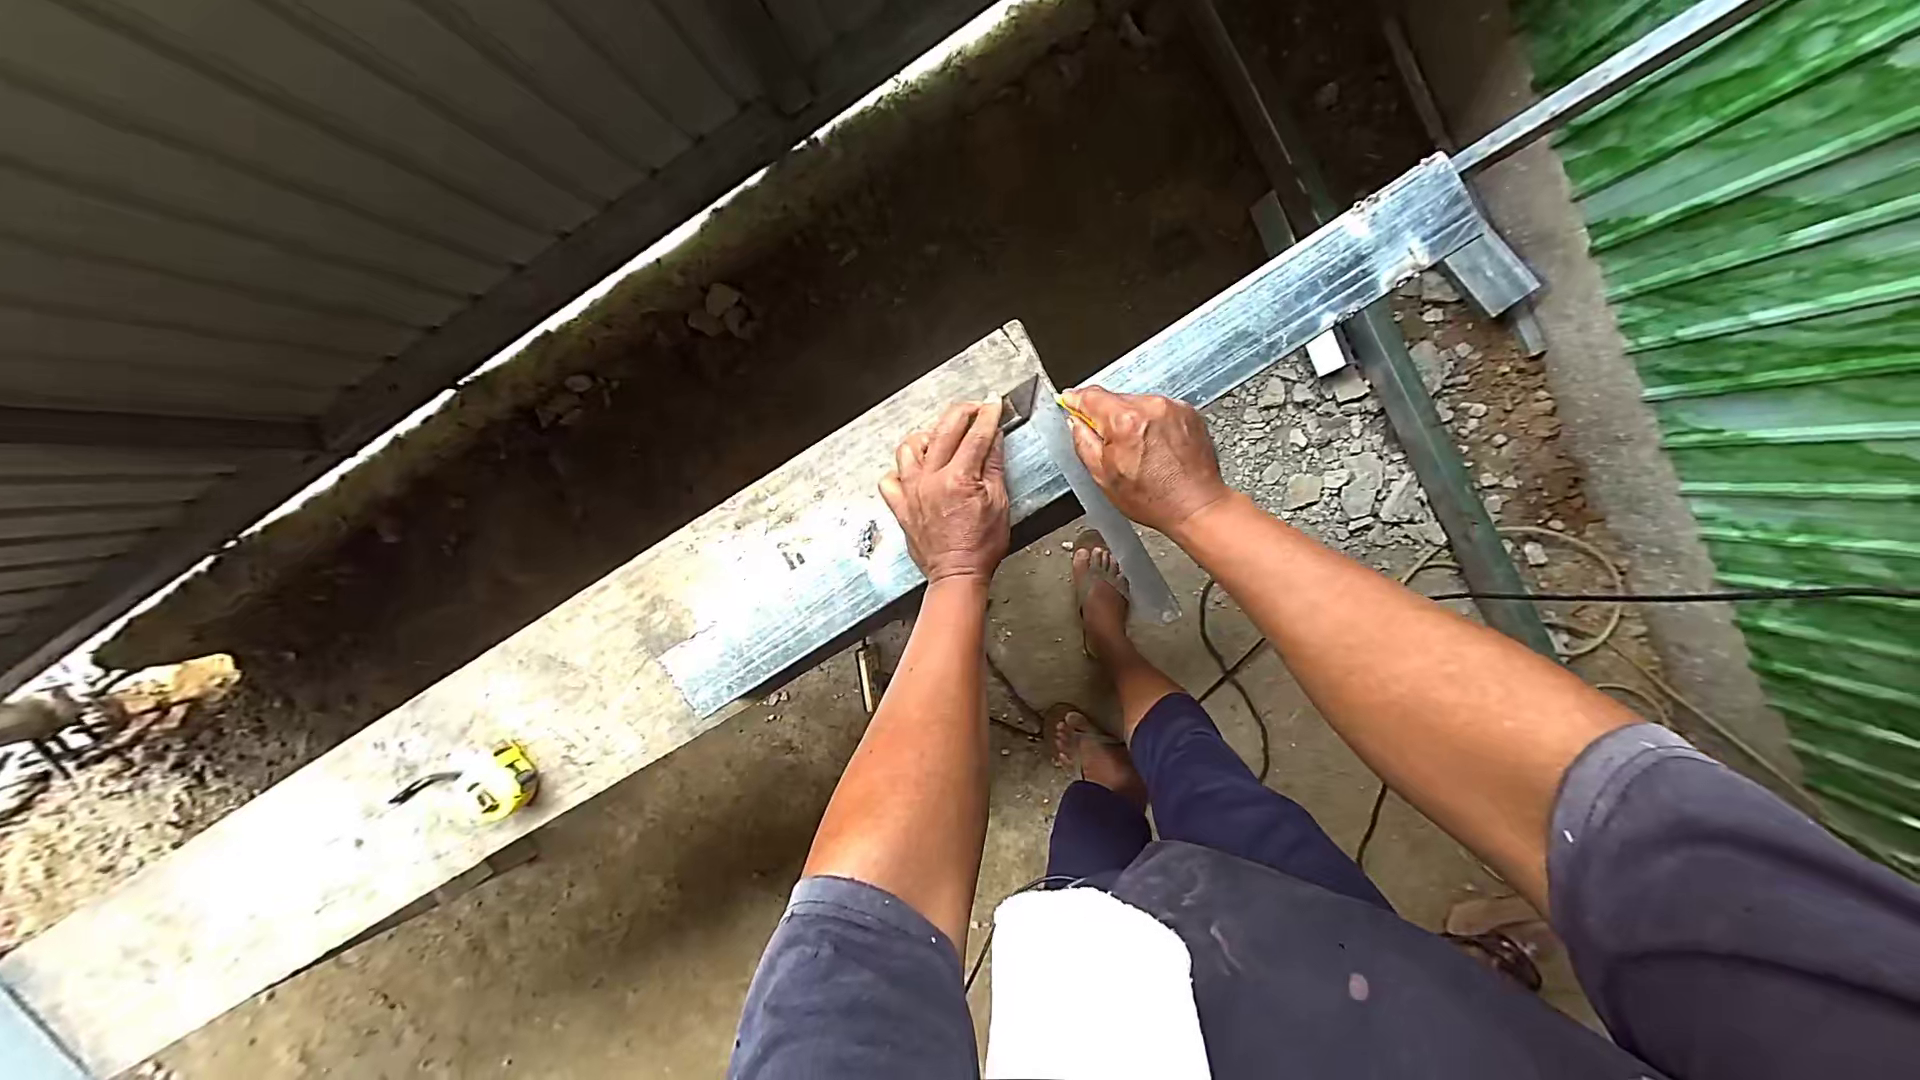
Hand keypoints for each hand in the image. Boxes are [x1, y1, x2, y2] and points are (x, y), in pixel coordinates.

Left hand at [880, 400, 1010, 585]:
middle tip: (973, 409)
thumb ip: (994, 467)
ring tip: (940, 437)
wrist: (957, 574)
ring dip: (926, 436)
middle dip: (961, 413)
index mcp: (959, 479)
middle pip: (943, 431)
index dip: (986, 415)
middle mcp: (930, 480)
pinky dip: (900, 469)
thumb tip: (993, 438)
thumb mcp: (999, 503)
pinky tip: (914, 469)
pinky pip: (889, 479)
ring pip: (909, 448)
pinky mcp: (901, 506)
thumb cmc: (979, 547)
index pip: (975, 435)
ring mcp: (912, 492)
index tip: (992, 404)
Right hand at [1061, 386, 1231, 534]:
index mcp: (1125, 421)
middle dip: (1107, 418)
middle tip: (1110, 447)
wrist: (1196, 505)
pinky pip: (1157, 410)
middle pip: (1115, 399)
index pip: (1090, 396)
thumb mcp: (1103, 476)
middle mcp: (1150, 406)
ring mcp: (1172, 407)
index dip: (1075, 400)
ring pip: (1137, 404)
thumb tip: (1075, 423)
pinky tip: (1154, 449)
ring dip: (1131, 421)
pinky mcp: (1188, 412)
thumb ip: (1083, 442)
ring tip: (1138, 453)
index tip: (1069, 401)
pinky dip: (1151, 424)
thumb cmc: (1154, 499)